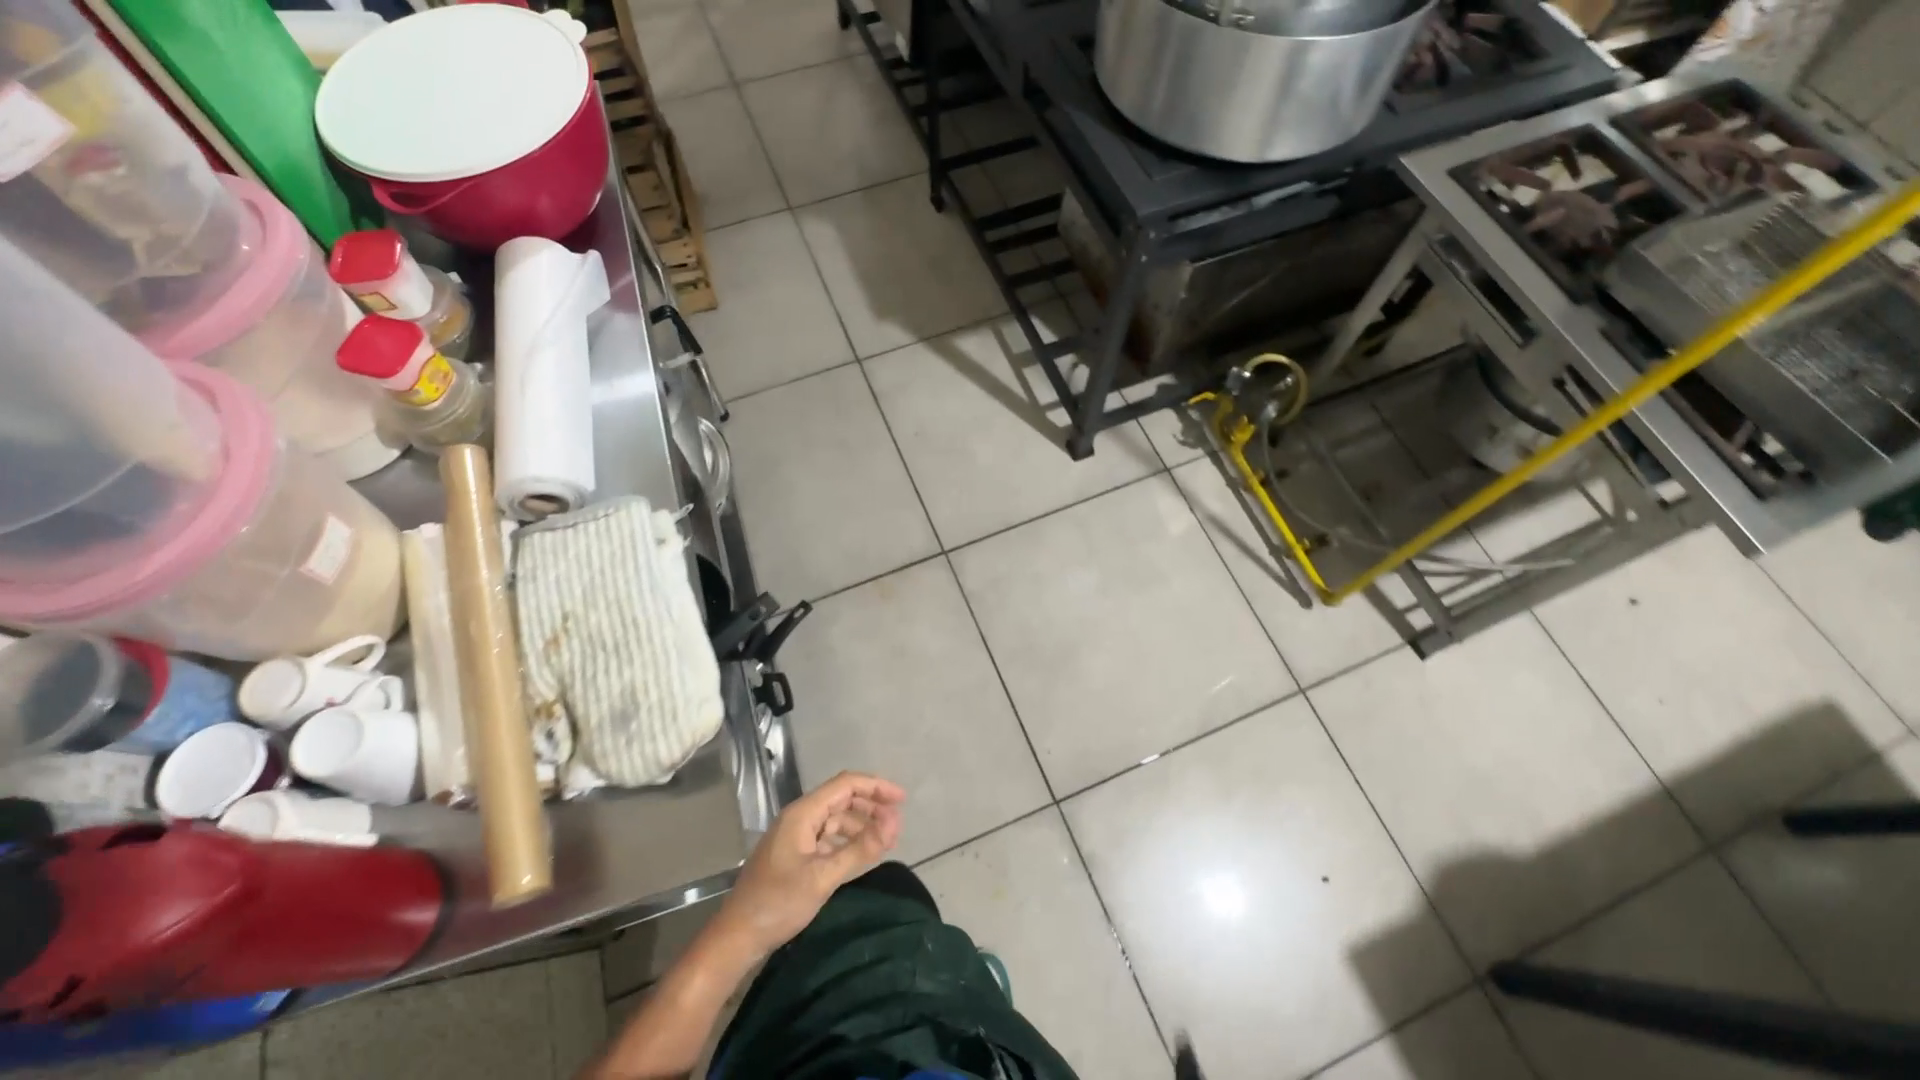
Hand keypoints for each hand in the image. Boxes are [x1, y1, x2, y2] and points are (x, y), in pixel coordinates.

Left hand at [709, 771, 905, 959]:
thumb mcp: (823, 877)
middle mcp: (799, 819)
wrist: (738, 936)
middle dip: (871, 807)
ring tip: (885, 843)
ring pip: (835, 820)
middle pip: (841, 799)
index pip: (845, 785)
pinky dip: (847, 842)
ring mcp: (796, 838)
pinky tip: (861, 856)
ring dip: (861, 826)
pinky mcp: (795, 856)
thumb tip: (895, 823)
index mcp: (802, 814)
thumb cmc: (778, 903)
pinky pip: (827, 839)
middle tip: (896, 827)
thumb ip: (860, 849)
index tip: (903, 801)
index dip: (876, 787)